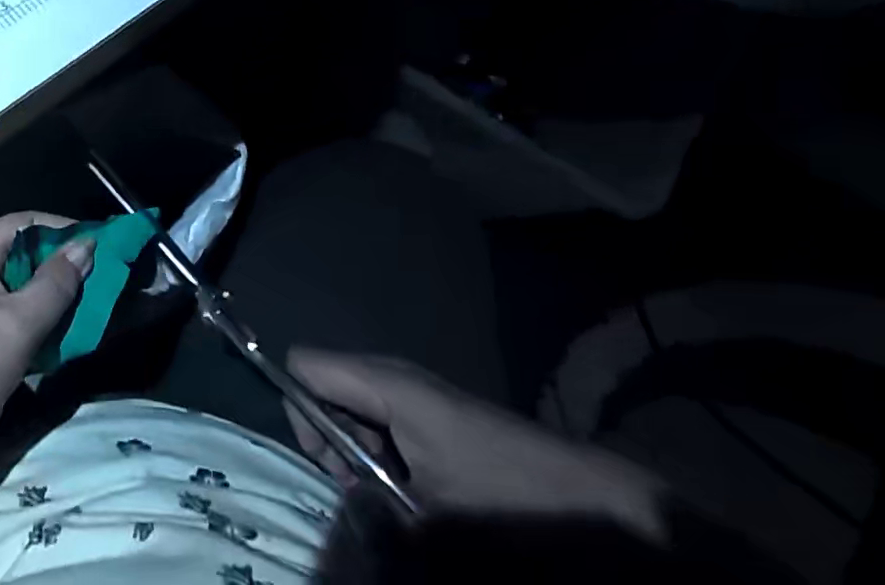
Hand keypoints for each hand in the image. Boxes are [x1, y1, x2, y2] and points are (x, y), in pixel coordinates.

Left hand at [0, 213, 91, 520]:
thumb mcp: (15, 324)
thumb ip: (55, 282)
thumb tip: (88, 244)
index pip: (25, 224)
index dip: (64, 228)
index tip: (106, 242)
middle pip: (33, 256)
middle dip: (71, 264)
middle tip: (114, 275)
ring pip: (37, 290)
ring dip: (68, 296)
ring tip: (106, 303)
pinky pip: (33, 320)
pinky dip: (57, 323)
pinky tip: (84, 331)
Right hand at [285, 349, 666, 540]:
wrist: (586, 501)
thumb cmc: (499, 498)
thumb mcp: (425, 515)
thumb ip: (364, 507)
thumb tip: (330, 506)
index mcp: (384, 384)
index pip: (305, 368)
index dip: (298, 410)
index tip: (321, 460)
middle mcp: (392, 376)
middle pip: (325, 389)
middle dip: (325, 437)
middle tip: (355, 486)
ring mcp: (413, 391)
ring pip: (352, 408)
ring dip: (352, 451)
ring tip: (385, 494)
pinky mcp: (430, 411)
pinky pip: (380, 420)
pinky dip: (378, 453)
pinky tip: (405, 489)